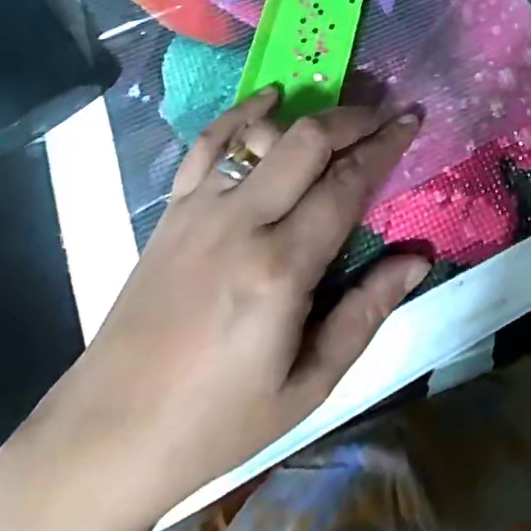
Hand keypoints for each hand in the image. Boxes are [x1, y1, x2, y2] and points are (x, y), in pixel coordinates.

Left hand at [0, 88, 431, 530]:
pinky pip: (207, 145)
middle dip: (354, 119)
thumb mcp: (310, 382)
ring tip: (342, 114)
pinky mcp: (173, 211)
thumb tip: (419, 256)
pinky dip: (240, 114)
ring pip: (262, 135)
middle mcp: (241, 222)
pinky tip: (267, 99)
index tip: (411, 120)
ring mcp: (200, 210)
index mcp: (281, 267)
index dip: (385, 146)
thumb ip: (367, 310)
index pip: (346, 184)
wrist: (112, 431)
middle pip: (307, 142)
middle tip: (385, 114)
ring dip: (308, 116)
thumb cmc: (220, 418)